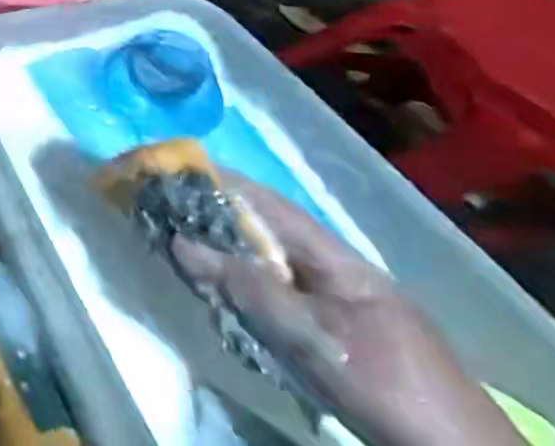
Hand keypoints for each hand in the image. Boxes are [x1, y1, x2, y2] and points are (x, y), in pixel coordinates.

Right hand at [171, 174, 525, 445]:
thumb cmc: (390, 386)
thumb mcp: (313, 336)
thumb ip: (249, 288)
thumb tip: (183, 242)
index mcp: (333, 255)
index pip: (268, 203)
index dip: (222, 181)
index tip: (176, 169)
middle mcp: (332, 268)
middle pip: (264, 231)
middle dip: (215, 218)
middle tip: (165, 214)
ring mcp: (335, 301)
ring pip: (267, 264)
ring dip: (225, 255)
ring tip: (180, 251)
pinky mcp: (333, 332)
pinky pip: (277, 296)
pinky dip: (243, 288)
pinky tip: (221, 297)